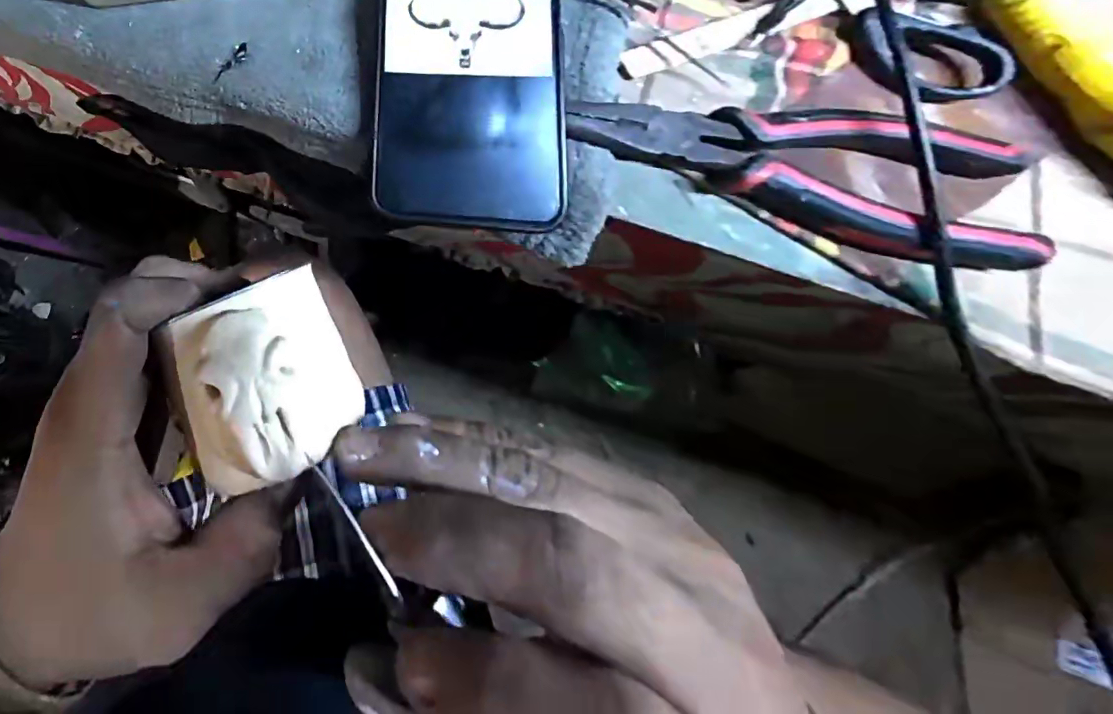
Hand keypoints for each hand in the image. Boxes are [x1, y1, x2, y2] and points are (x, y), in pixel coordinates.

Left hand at [0, 258, 290, 687]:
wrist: (18, 620)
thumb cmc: (86, 609)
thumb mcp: (174, 607)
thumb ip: (242, 548)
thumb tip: (293, 482)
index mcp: (91, 424)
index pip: (116, 320)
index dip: (168, 290)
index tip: (232, 295)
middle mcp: (85, 394)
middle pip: (124, 303)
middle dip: (188, 287)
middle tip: (255, 304)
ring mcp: (89, 398)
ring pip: (133, 320)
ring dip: (188, 310)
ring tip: (253, 323)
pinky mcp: (101, 410)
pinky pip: (140, 352)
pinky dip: (181, 342)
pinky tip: (226, 364)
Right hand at [333, 417, 806, 713]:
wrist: (757, 702)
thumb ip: (482, 711)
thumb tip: (371, 669)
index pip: (604, 700)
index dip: (491, 679)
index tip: (401, 661)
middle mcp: (708, 625)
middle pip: (573, 562)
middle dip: (452, 537)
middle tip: (367, 528)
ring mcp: (673, 535)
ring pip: (544, 479)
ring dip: (434, 459)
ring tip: (358, 450)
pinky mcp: (638, 485)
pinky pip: (532, 444)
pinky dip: (455, 437)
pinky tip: (402, 429)